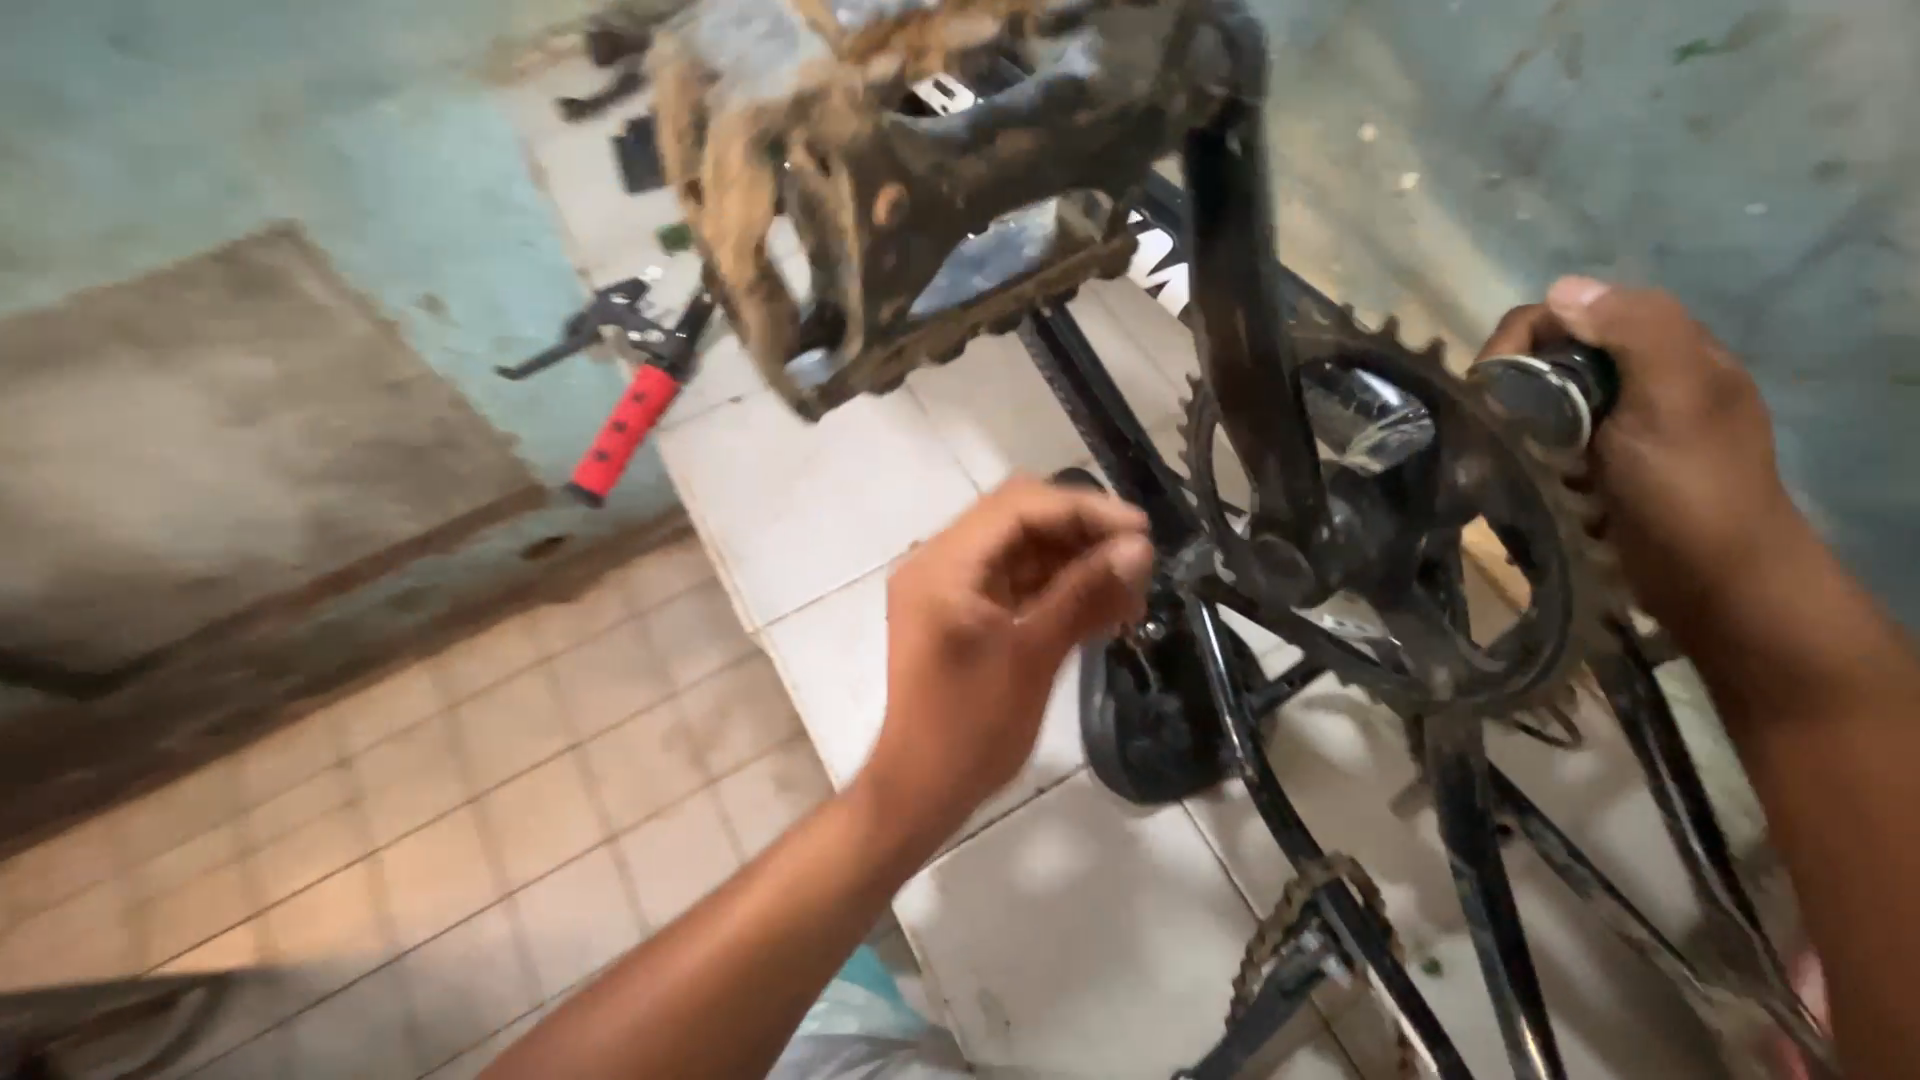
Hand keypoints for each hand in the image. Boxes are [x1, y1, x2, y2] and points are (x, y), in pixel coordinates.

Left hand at [857, 475, 1154, 849]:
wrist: (921, 791)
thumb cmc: (969, 729)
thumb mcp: (1032, 656)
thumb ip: (1084, 593)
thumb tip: (1139, 548)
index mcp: (943, 565)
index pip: (1018, 506)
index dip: (1083, 509)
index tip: (1140, 532)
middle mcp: (940, 563)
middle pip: (1020, 520)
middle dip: (1083, 534)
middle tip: (1138, 560)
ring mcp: (951, 589)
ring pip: (1023, 551)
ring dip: (1077, 563)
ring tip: (1132, 591)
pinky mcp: (965, 613)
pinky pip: (1017, 584)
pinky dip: (1059, 590)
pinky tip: (1106, 608)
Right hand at [1479, 276, 1801, 633]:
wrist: (1714, 580)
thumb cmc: (1691, 486)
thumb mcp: (1676, 395)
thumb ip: (1634, 331)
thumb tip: (1561, 290)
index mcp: (1667, 349)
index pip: (1572, 311)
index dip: (1523, 337)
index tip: (1493, 384)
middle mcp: (1641, 378)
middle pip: (1551, 355)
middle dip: (1514, 384)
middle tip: (1500, 427)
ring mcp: (1618, 425)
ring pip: (1543, 399)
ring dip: (1516, 422)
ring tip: (1510, 456)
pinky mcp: (1598, 466)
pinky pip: (1546, 440)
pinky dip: (1528, 452)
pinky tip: (1528, 474)